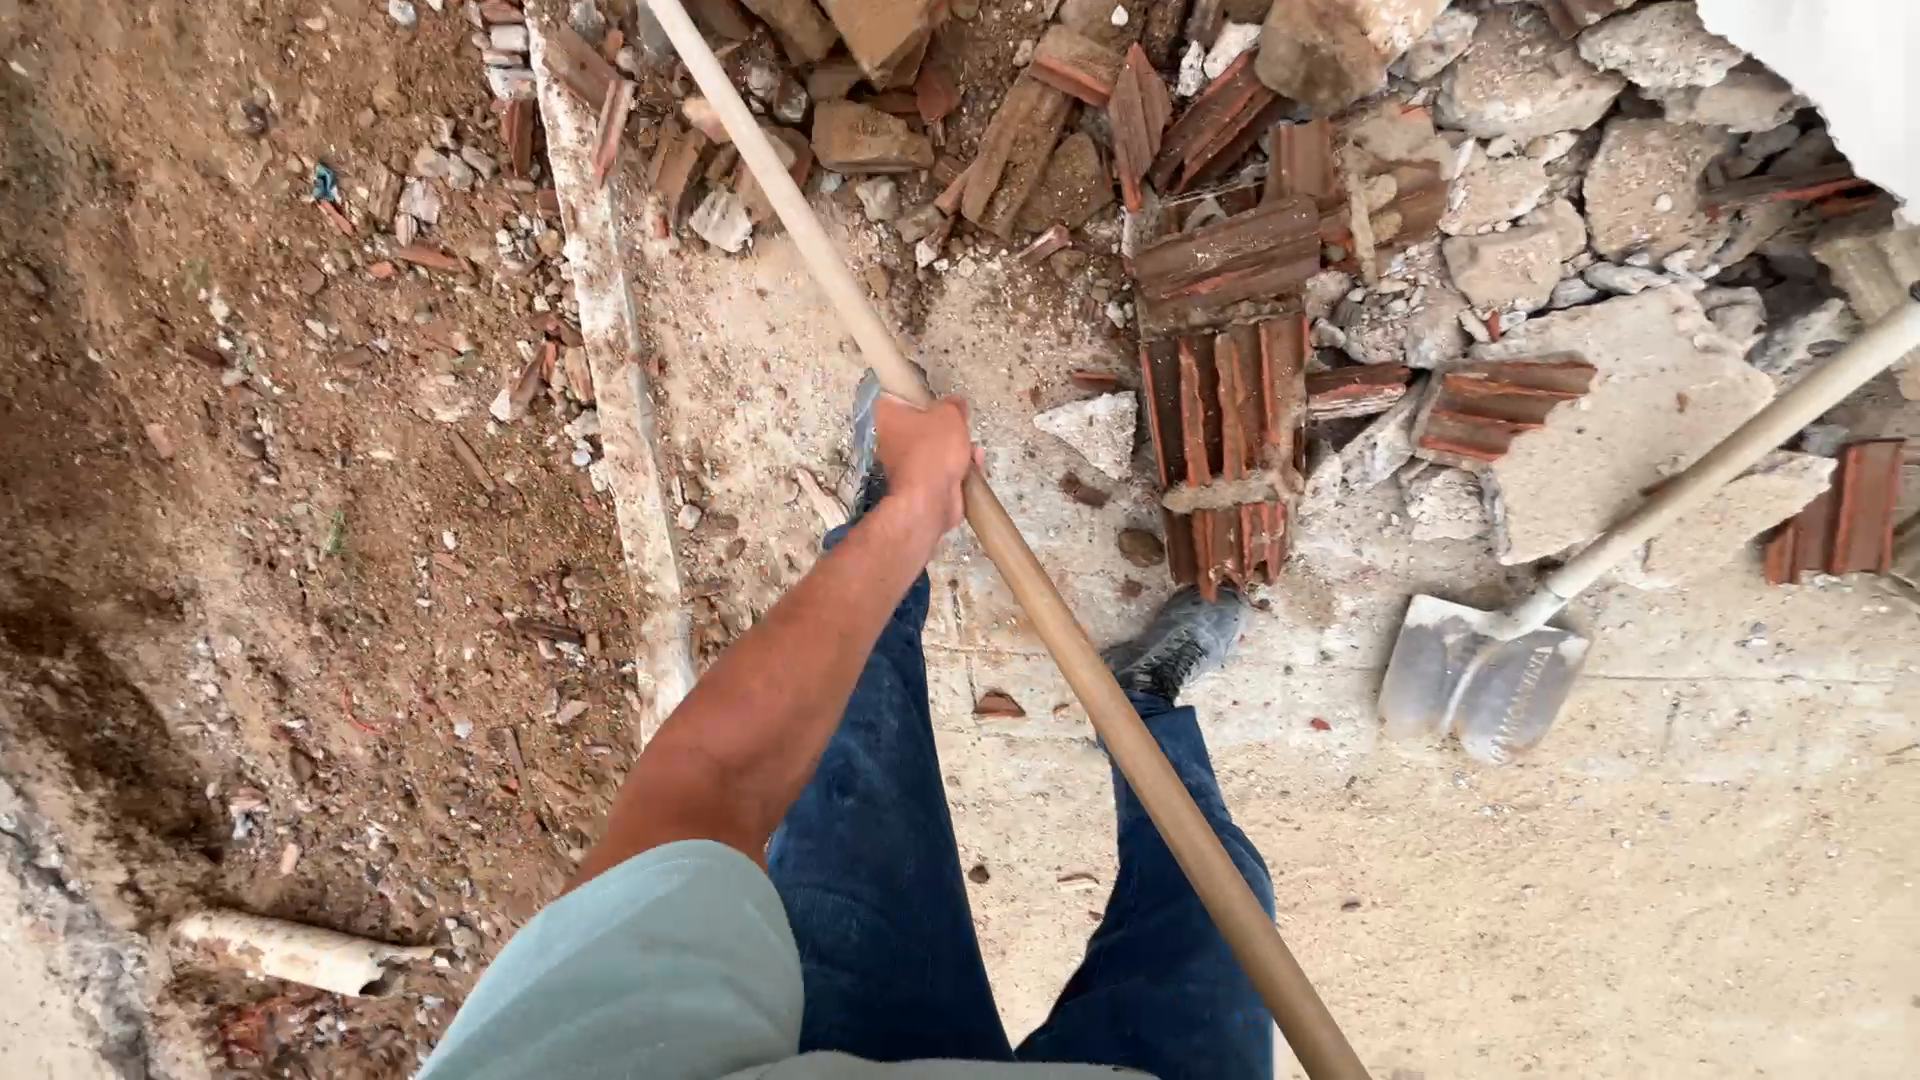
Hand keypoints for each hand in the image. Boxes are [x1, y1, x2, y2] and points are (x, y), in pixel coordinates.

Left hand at [874, 392, 980, 537]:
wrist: (931, 499)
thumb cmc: (933, 449)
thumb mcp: (949, 415)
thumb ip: (953, 404)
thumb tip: (955, 403)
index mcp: (888, 416)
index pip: (896, 396)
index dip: (918, 394)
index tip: (936, 397)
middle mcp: (891, 440)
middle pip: (922, 424)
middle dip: (946, 426)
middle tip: (960, 425)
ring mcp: (906, 464)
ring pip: (934, 448)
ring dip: (957, 448)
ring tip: (972, 449)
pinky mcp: (921, 484)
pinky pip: (942, 468)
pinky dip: (958, 467)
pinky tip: (974, 465)